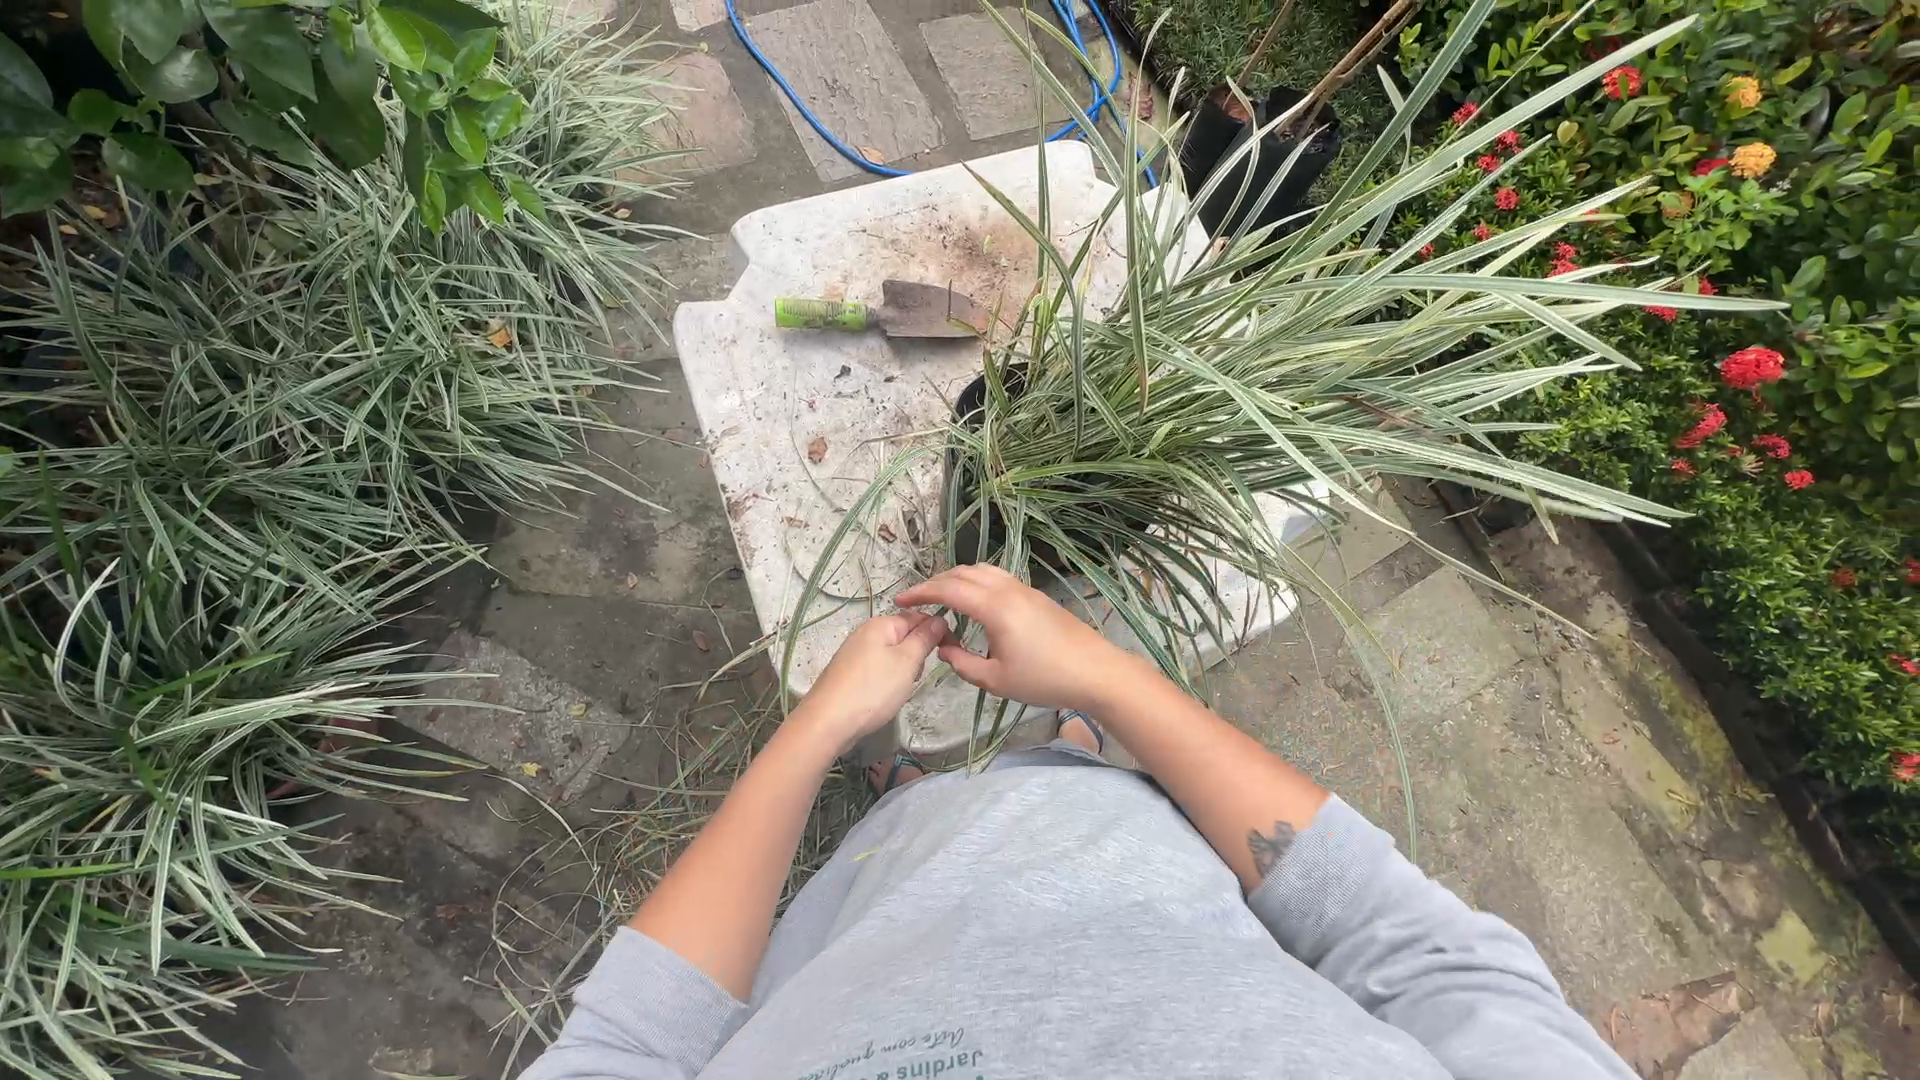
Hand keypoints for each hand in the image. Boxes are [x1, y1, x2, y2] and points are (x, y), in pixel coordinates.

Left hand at [795, 611, 951, 750]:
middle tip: (914, 676)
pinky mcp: (848, 673)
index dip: (938, 631)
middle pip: (905, 636)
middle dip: (917, 655)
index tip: (950, 651)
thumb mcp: (907, 662)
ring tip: (898, 690)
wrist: (827, 722)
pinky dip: (886, 681)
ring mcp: (854, 653)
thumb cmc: (873, 689)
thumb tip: (939, 618)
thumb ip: (924, 638)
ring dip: (903, 671)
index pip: (919, 617)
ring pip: (892, 656)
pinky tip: (882, 698)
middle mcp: (865, 632)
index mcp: (881, 624)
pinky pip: (878, 670)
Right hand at [894, 564, 1147, 712]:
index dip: (920, 592)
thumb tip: (943, 648)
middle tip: (917, 600)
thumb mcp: (996, 680)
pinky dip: (976, 580)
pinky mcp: (1035, 595)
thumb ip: (962, 664)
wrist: (1095, 671)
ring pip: (982, 570)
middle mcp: (1007, 589)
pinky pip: (997, 576)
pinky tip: (974, 600)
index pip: (948, 589)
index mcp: (994, 607)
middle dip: (935, 582)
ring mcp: (1024, 588)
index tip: (900, 601)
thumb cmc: (1044, 678)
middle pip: (962, 573)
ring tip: (942, 596)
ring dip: (957, 578)